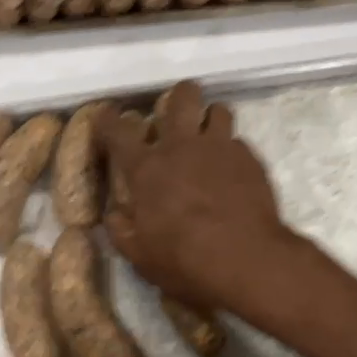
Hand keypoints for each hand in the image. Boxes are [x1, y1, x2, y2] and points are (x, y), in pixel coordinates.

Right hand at [97, 81, 316, 309]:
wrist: (246, 260)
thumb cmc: (185, 260)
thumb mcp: (140, 256)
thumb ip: (122, 229)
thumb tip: (115, 214)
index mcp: (146, 168)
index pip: (118, 130)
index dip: (108, 119)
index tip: (106, 115)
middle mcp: (181, 147)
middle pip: (182, 97)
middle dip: (179, 96)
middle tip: (178, 111)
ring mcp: (219, 148)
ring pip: (218, 111)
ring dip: (212, 119)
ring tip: (211, 137)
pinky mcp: (250, 159)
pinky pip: (239, 142)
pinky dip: (232, 152)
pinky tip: (233, 171)